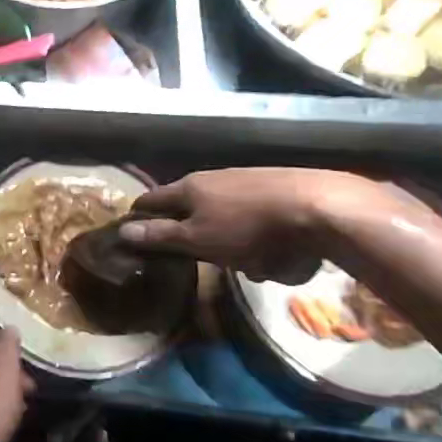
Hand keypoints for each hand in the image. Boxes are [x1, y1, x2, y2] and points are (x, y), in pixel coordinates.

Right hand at [119, 168, 378, 282]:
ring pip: (224, 216)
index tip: (133, 235)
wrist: (319, 208)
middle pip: (189, 208)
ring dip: (229, 239)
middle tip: (200, 259)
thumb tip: (123, 230)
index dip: (138, 216)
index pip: (150, 199)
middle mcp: (213, 178)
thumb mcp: (197, 239)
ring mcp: (246, 181)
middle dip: (192, 235)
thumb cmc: (247, 227)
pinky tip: (275, 251)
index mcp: (188, 187)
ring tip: (248, 262)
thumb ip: (160, 236)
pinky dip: (257, 235)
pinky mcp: (276, 189)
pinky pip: (254, 218)